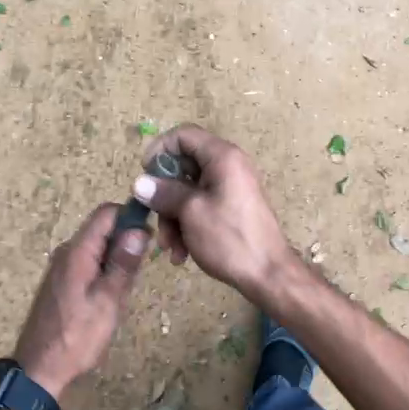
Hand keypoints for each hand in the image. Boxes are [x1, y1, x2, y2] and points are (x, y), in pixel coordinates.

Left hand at [11, 203, 148, 396]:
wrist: (37, 373)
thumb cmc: (76, 337)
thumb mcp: (108, 301)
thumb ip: (124, 264)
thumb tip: (140, 229)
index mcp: (77, 251)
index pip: (106, 213)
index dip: (130, 217)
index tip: (149, 238)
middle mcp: (66, 252)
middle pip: (101, 229)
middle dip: (125, 242)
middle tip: (139, 272)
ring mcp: (61, 268)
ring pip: (96, 248)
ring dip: (115, 260)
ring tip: (125, 290)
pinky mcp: (60, 283)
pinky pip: (87, 264)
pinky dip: (103, 272)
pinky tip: (109, 299)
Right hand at [132, 124, 298, 305]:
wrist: (269, 274)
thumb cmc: (230, 238)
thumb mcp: (191, 213)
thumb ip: (164, 192)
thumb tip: (139, 182)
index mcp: (222, 156)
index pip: (183, 135)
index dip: (160, 149)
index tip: (144, 174)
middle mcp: (228, 165)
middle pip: (183, 166)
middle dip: (164, 195)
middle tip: (154, 220)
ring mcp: (230, 187)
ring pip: (188, 190)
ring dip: (173, 217)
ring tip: (170, 248)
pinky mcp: (231, 207)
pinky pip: (201, 205)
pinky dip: (187, 224)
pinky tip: (182, 253)